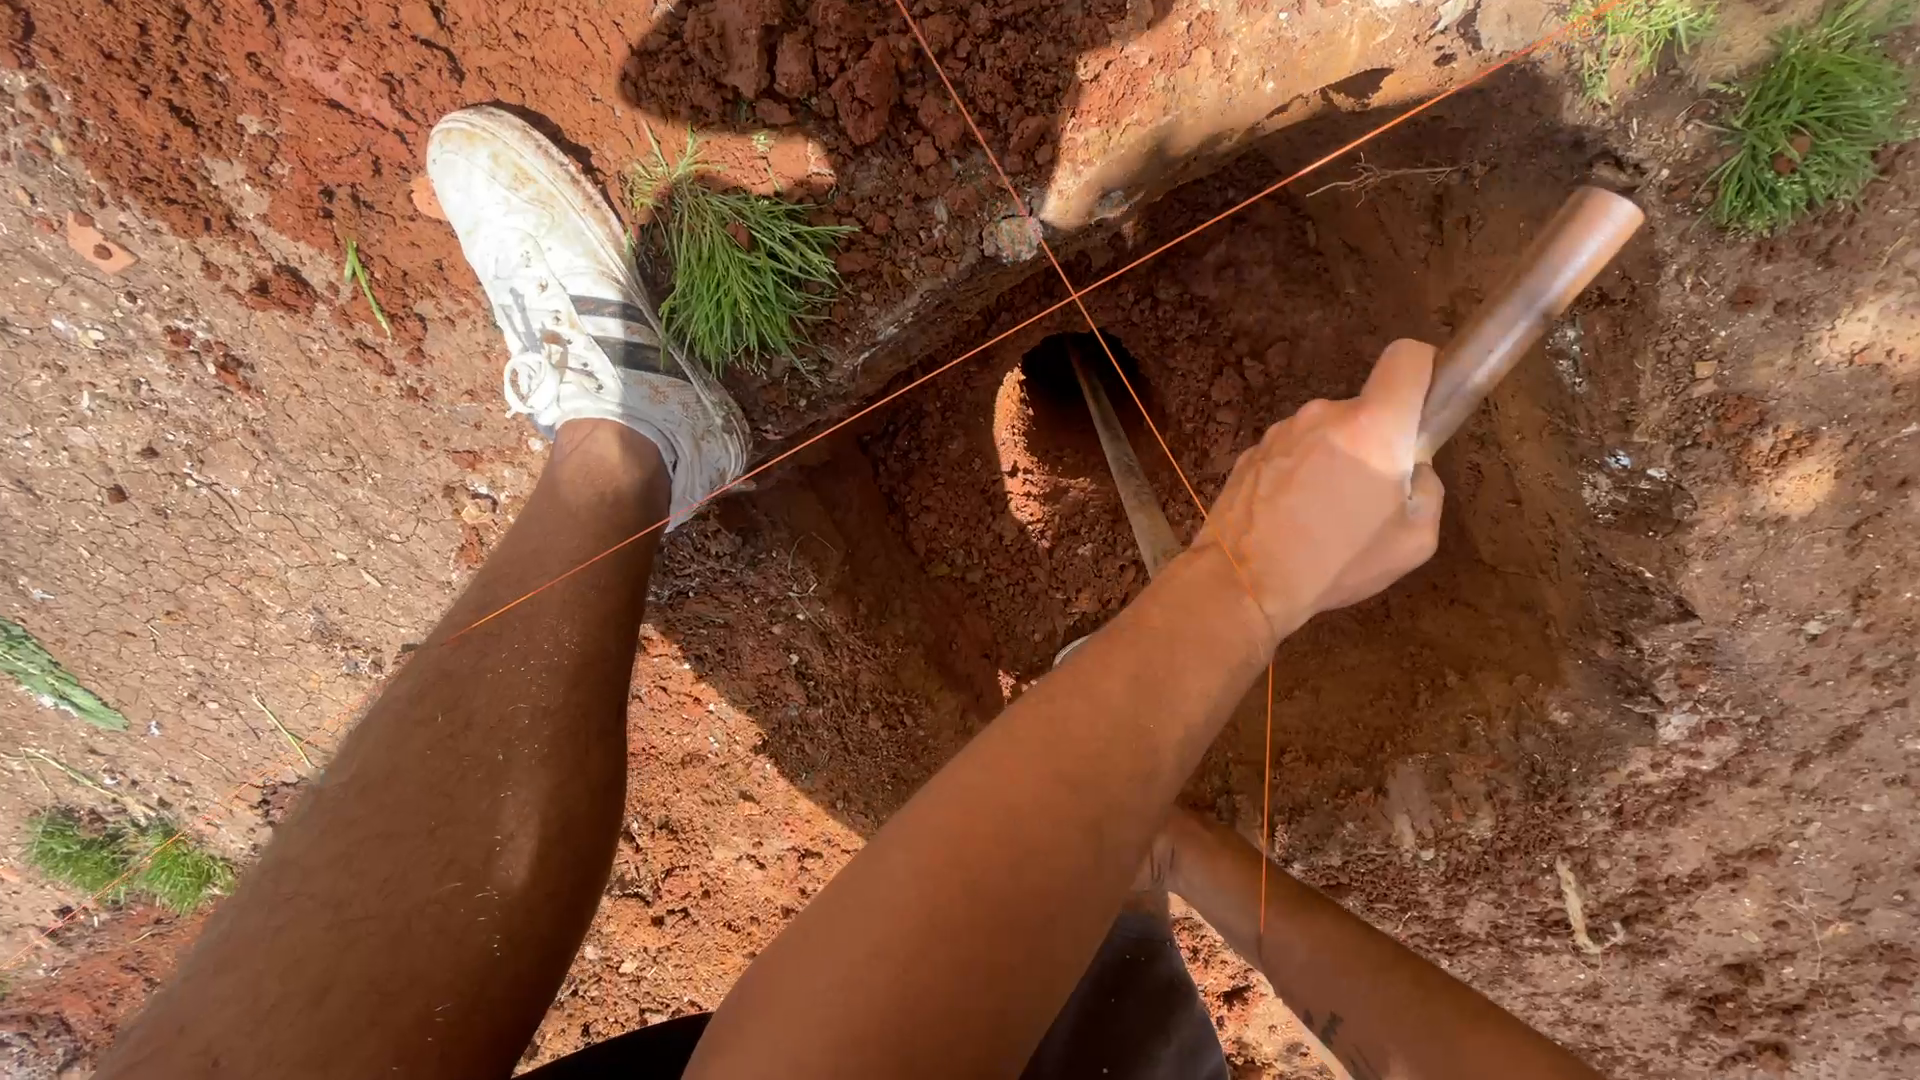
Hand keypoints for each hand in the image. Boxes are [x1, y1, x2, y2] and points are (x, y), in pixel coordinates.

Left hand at [1195, 339, 1443, 643]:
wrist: (1243, 582)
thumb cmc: (1336, 563)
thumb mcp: (1414, 540)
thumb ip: (1428, 490)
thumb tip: (1412, 469)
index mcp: (1372, 426)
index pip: (1407, 358)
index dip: (1423, 372)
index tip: (1422, 407)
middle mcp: (1321, 415)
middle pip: (1362, 411)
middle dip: (1373, 443)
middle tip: (1365, 497)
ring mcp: (1278, 433)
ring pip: (1322, 434)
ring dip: (1330, 461)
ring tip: (1319, 516)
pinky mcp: (1248, 455)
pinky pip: (1288, 454)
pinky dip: (1294, 475)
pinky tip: (1287, 517)